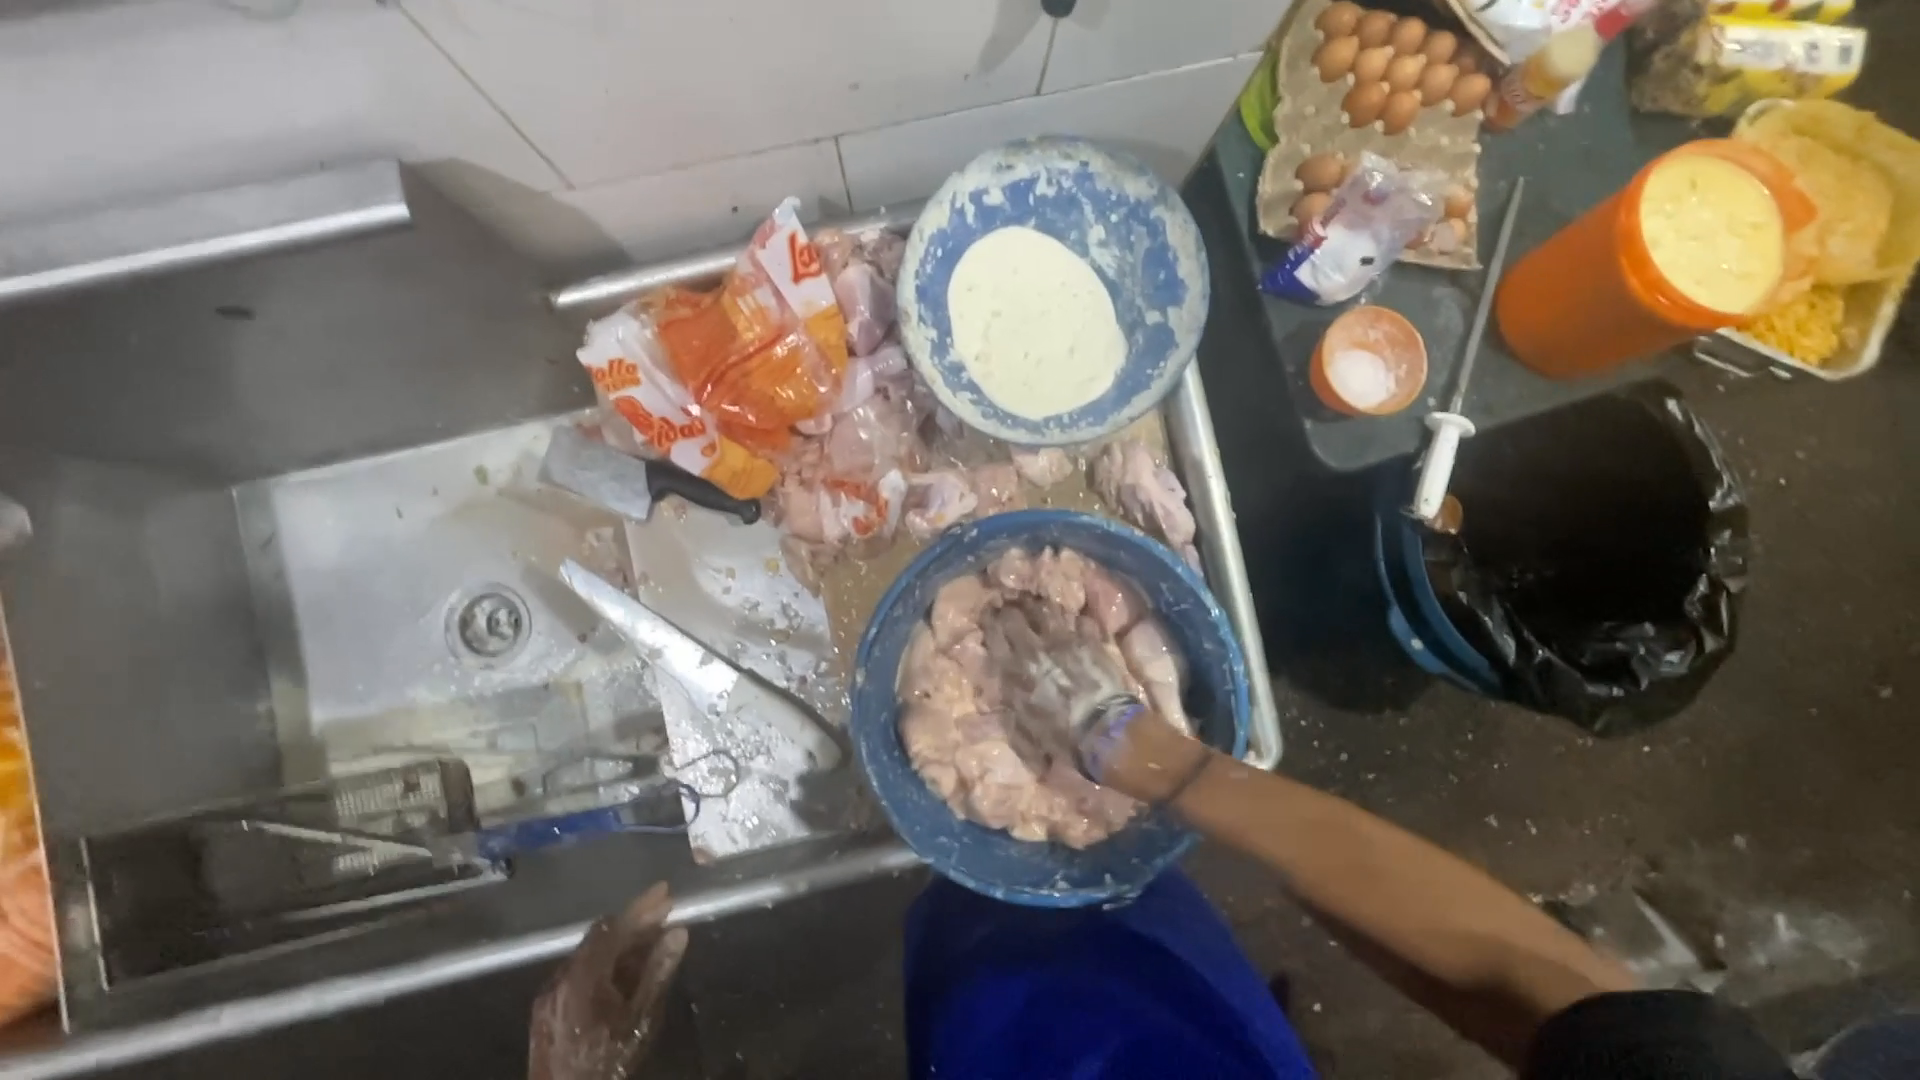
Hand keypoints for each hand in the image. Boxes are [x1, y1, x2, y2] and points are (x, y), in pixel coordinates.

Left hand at [528, 883, 687, 1079]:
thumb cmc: (606, 1061)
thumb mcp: (639, 1019)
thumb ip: (657, 972)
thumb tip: (679, 932)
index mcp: (583, 976)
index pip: (614, 927)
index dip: (641, 908)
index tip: (667, 893)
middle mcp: (561, 976)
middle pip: (602, 937)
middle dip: (635, 924)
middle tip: (667, 914)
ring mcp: (551, 992)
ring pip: (591, 954)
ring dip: (622, 943)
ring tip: (654, 940)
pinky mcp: (548, 1007)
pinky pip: (581, 971)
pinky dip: (607, 962)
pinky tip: (628, 969)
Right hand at [983, 603, 1136, 773]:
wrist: (1104, 730)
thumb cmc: (1061, 735)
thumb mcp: (1023, 723)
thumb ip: (1006, 694)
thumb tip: (987, 685)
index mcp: (1015, 668)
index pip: (994, 633)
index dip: (989, 621)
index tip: (988, 615)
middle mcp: (1036, 647)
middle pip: (1016, 615)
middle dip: (1009, 608)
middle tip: (1008, 606)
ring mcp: (1064, 640)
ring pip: (1045, 609)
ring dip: (1037, 606)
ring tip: (1035, 604)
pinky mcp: (1089, 640)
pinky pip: (1076, 618)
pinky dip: (1070, 617)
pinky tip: (1070, 619)